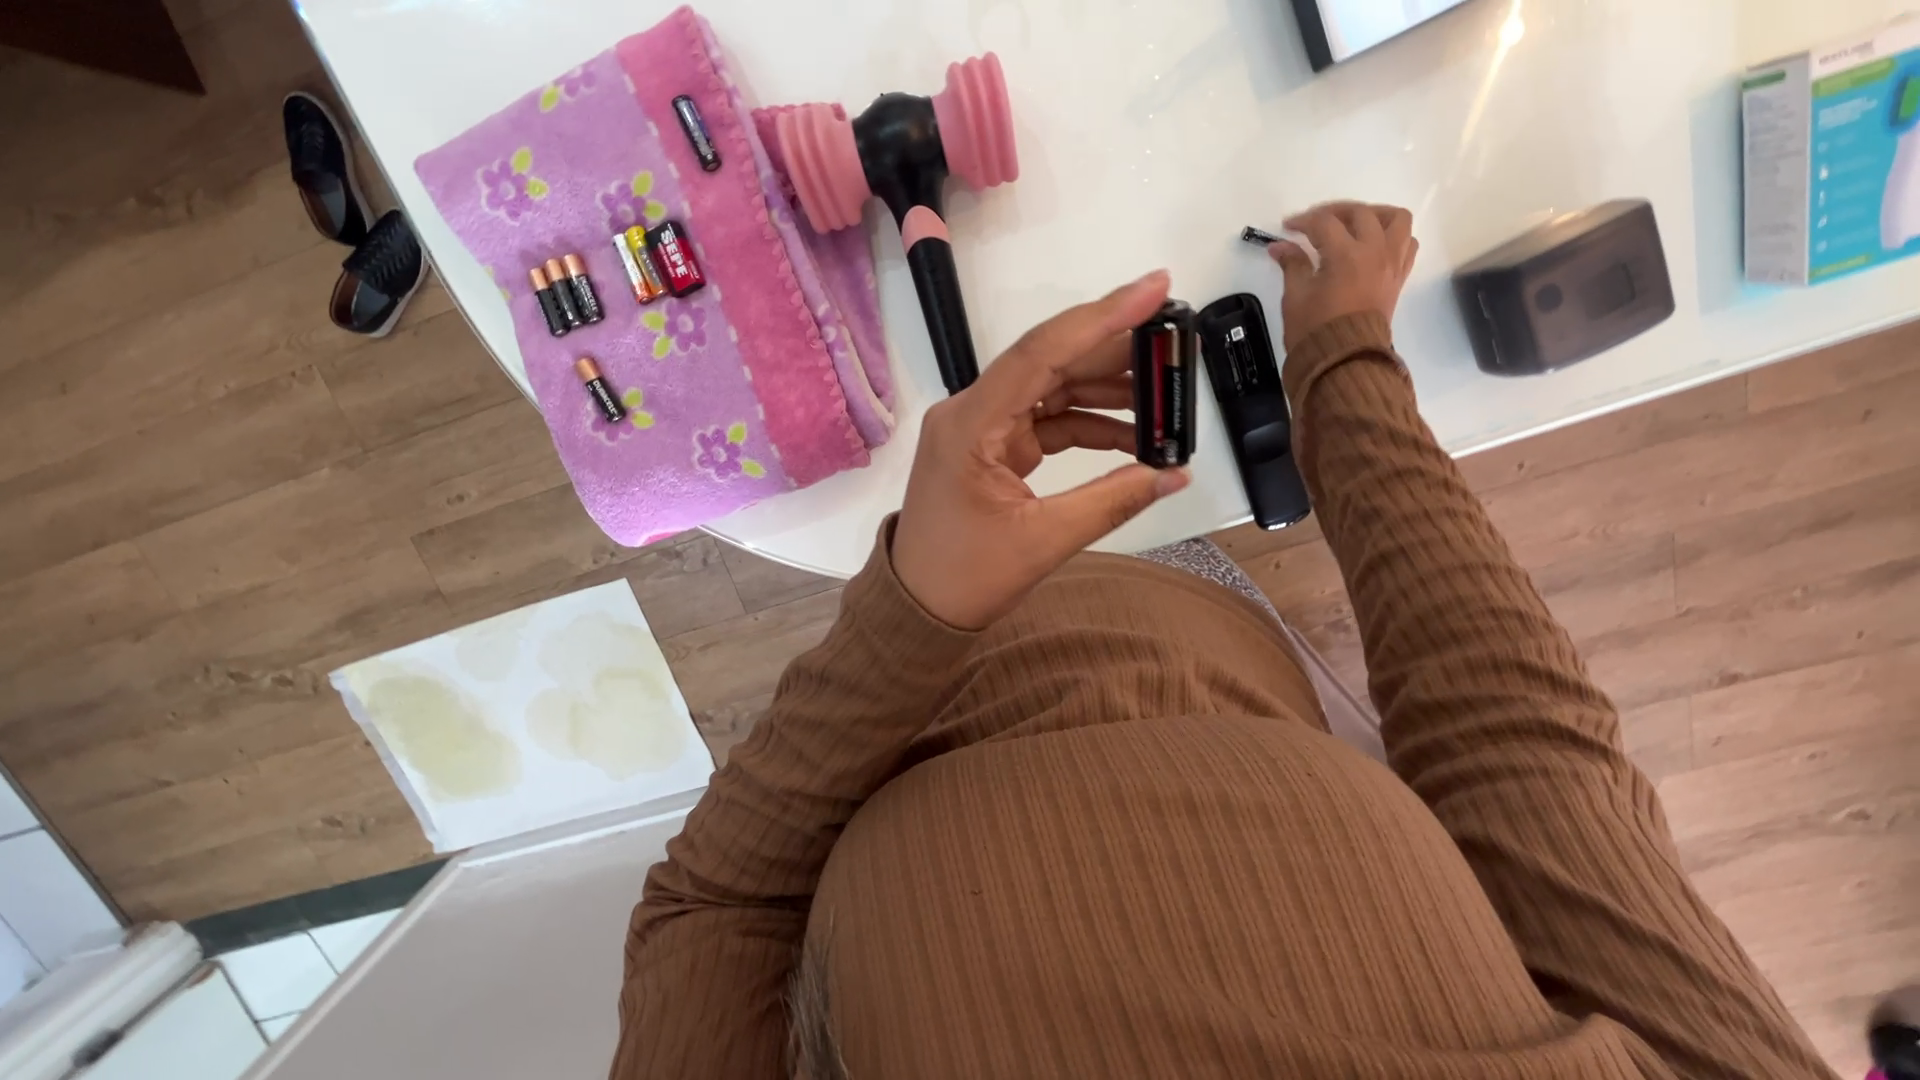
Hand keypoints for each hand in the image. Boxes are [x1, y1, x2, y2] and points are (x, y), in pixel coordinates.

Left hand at [892, 271, 1192, 629]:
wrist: (918, 607)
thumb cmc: (964, 577)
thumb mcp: (1043, 541)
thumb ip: (1112, 501)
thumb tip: (1175, 474)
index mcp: (970, 424)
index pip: (1042, 353)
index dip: (1102, 317)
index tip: (1156, 288)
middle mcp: (972, 412)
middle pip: (1051, 362)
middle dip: (1115, 351)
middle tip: (1176, 344)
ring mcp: (982, 428)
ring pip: (1052, 388)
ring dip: (1107, 389)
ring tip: (1164, 395)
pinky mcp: (993, 446)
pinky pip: (1048, 420)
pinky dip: (1090, 423)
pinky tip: (1133, 438)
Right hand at [1266, 202, 1418, 351]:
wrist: (1343, 361)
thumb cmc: (1315, 331)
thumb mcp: (1296, 296)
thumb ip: (1292, 264)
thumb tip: (1279, 246)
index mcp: (1345, 255)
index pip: (1324, 223)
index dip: (1303, 221)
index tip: (1287, 227)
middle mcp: (1374, 252)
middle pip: (1360, 213)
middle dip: (1334, 212)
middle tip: (1315, 223)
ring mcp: (1391, 263)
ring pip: (1395, 219)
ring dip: (1374, 214)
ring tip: (1354, 224)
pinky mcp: (1399, 276)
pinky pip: (1406, 243)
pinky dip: (1392, 235)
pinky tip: (1373, 244)